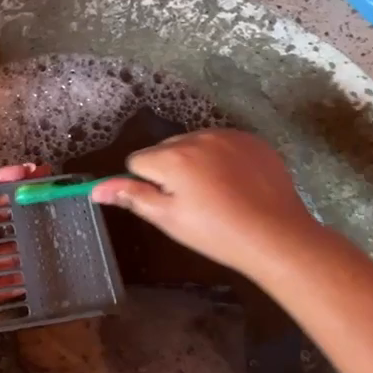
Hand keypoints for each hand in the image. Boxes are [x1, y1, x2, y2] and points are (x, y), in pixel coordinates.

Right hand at [90, 129, 324, 275]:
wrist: (277, 236)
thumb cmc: (217, 233)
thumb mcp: (168, 219)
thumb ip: (131, 196)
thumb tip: (95, 189)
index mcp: (172, 158)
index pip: (138, 161)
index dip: (147, 185)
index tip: (169, 204)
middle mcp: (197, 138)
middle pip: (165, 149)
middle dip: (170, 170)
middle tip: (193, 203)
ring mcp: (227, 136)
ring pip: (193, 144)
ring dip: (195, 162)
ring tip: (216, 194)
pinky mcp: (252, 140)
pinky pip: (223, 143)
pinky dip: (222, 159)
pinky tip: (236, 184)